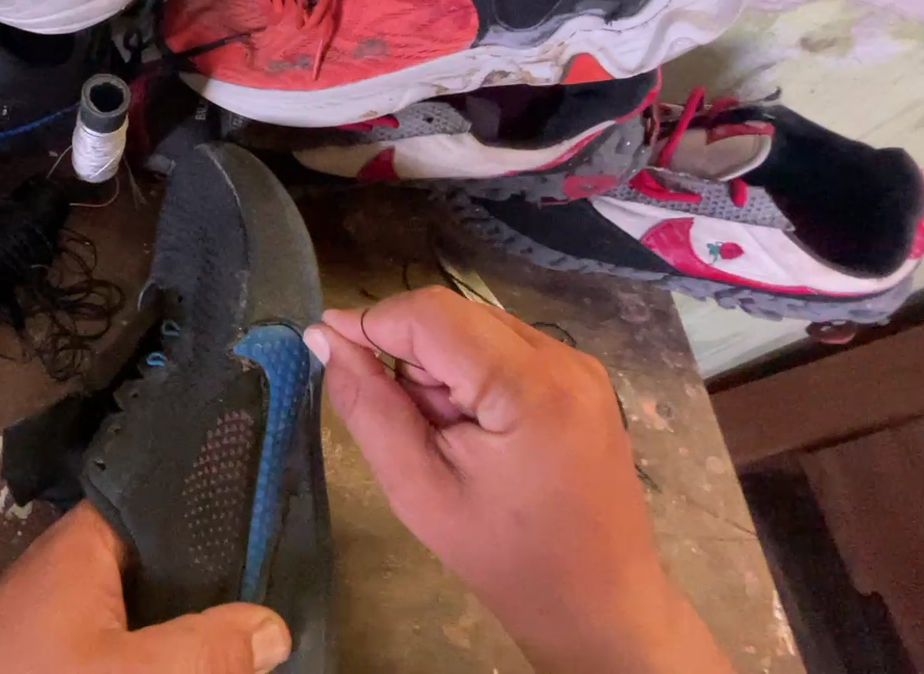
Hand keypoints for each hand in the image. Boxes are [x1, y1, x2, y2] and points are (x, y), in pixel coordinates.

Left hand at [0, 502, 291, 673]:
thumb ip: (205, 650)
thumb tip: (275, 625)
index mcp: (85, 541)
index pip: (158, 499)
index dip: (211, 507)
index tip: (267, 515)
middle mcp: (68, 561)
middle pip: (152, 553)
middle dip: (203, 573)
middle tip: (267, 579)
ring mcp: (52, 606)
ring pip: (132, 596)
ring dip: (174, 612)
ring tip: (238, 618)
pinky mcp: (43, 646)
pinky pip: (107, 627)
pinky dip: (144, 639)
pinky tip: (177, 652)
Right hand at [303, 288, 732, 673]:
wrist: (600, 609)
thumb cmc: (504, 556)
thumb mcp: (416, 486)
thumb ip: (365, 403)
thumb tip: (323, 336)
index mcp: (531, 386)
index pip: (430, 315)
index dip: (371, 321)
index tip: (325, 343)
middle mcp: (561, 357)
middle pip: (450, 314)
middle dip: (405, 352)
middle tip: (402, 417)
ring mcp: (575, 362)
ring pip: (468, 324)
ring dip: (433, 362)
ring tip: (442, 430)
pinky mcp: (576, 374)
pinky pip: (494, 342)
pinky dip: (462, 368)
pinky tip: (470, 423)